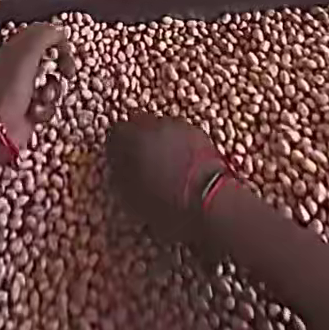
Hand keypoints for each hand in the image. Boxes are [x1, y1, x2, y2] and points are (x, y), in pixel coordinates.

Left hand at [0, 23, 74, 150]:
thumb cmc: (10, 87)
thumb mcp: (26, 53)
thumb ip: (44, 36)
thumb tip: (61, 29)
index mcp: (17, 48)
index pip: (42, 34)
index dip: (57, 39)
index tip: (67, 48)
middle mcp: (22, 65)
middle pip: (52, 57)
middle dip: (62, 65)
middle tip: (68, 72)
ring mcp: (28, 88)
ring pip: (54, 82)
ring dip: (52, 90)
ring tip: (42, 98)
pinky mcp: (33, 108)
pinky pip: (51, 103)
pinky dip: (46, 108)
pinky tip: (36, 112)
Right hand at [106, 115, 227, 241]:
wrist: (214, 202)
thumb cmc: (170, 207)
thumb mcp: (135, 202)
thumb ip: (122, 179)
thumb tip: (118, 171)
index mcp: (131, 141)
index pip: (114, 133)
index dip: (115, 147)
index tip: (118, 160)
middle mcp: (152, 125)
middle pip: (137, 122)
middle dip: (137, 137)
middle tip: (140, 159)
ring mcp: (176, 126)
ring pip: (160, 126)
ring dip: (158, 138)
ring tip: (165, 163)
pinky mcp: (197, 131)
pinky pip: (180, 132)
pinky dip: (178, 143)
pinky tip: (183, 164)